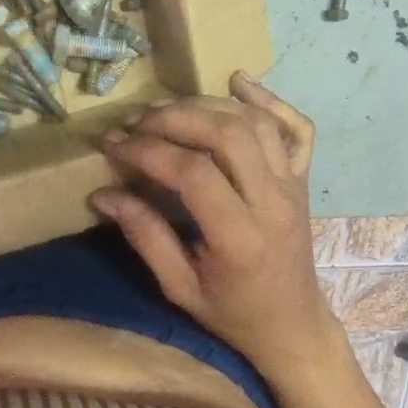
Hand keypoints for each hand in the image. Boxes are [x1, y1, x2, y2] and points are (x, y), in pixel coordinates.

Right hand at [91, 72, 337, 364]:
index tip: (113, 146)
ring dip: (208, 105)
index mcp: (240, 238)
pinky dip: (268, 99)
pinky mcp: (303, 179)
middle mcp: (273, 203)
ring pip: (256, 123)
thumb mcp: (179, 288)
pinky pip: (296, 128)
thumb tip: (103, 195)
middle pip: (227, 134)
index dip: (148, 152)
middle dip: (174, 118)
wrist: (292, 326)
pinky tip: (236, 81)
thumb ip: (145, 237)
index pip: (193, 173)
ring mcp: (294, 186)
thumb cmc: (232, 314)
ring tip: (167, 109)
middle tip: (136, 123)